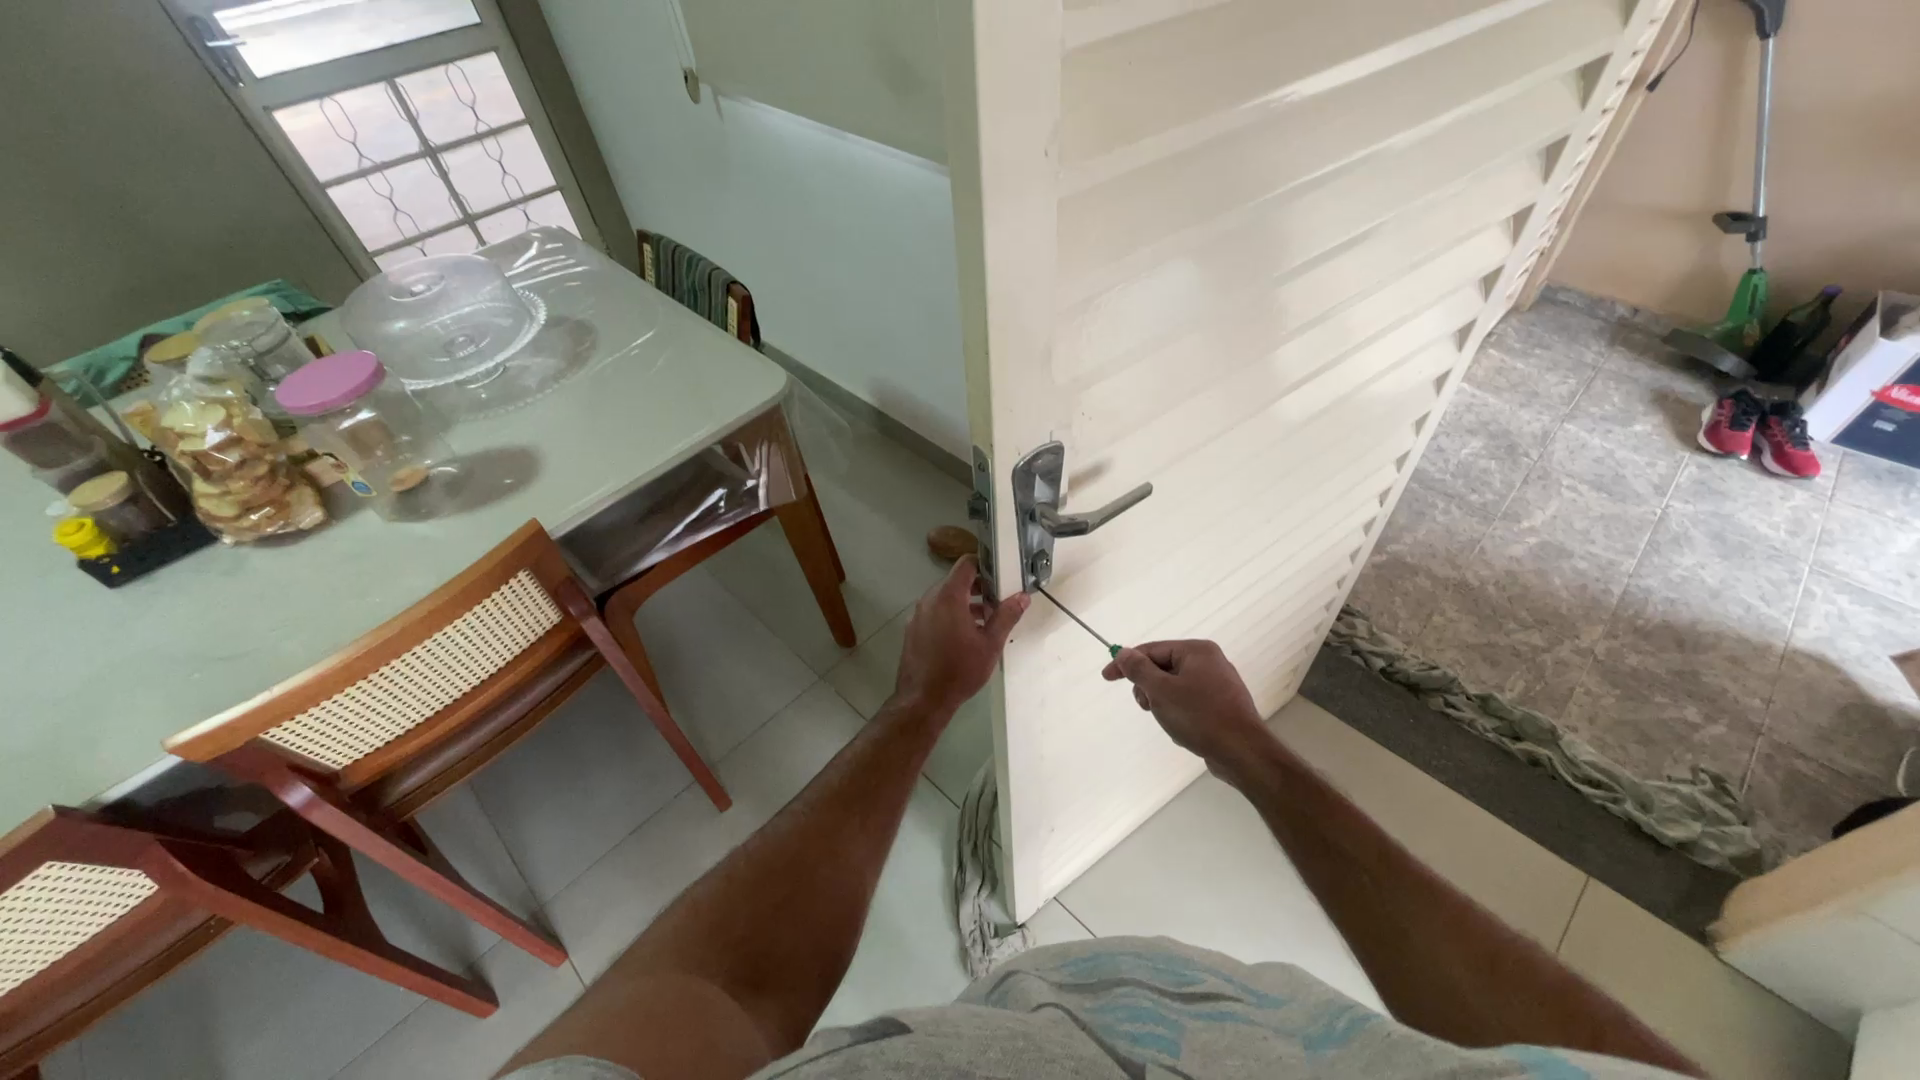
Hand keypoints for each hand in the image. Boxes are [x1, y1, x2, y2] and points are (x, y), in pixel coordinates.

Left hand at [892, 555, 1028, 714]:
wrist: (923, 700)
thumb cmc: (960, 670)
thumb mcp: (990, 644)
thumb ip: (1006, 616)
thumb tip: (1022, 597)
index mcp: (948, 596)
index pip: (966, 564)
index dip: (984, 564)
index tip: (1001, 575)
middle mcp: (929, 600)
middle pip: (955, 581)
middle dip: (978, 587)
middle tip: (998, 599)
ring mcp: (918, 615)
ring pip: (944, 598)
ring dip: (965, 602)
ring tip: (987, 619)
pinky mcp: (913, 630)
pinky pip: (935, 612)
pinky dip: (950, 614)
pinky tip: (965, 635)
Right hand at [1102, 640, 1272, 776]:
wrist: (1242, 751)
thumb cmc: (1199, 716)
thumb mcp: (1161, 691)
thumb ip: (1138, 669)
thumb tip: (1124, 652)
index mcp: (1196, 651)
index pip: (1151, 650)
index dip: (1126, 663)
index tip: (1106, 677)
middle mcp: (1209, 662)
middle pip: (1163, 667)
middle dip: (1149, 688)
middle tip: (1147, 707)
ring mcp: (1218, 684)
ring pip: (1174, 688)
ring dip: (1163, 704)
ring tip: (1169, 722)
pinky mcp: (1221, 706)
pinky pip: (1189, 703)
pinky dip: (1179, 714)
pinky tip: (1183, 731)